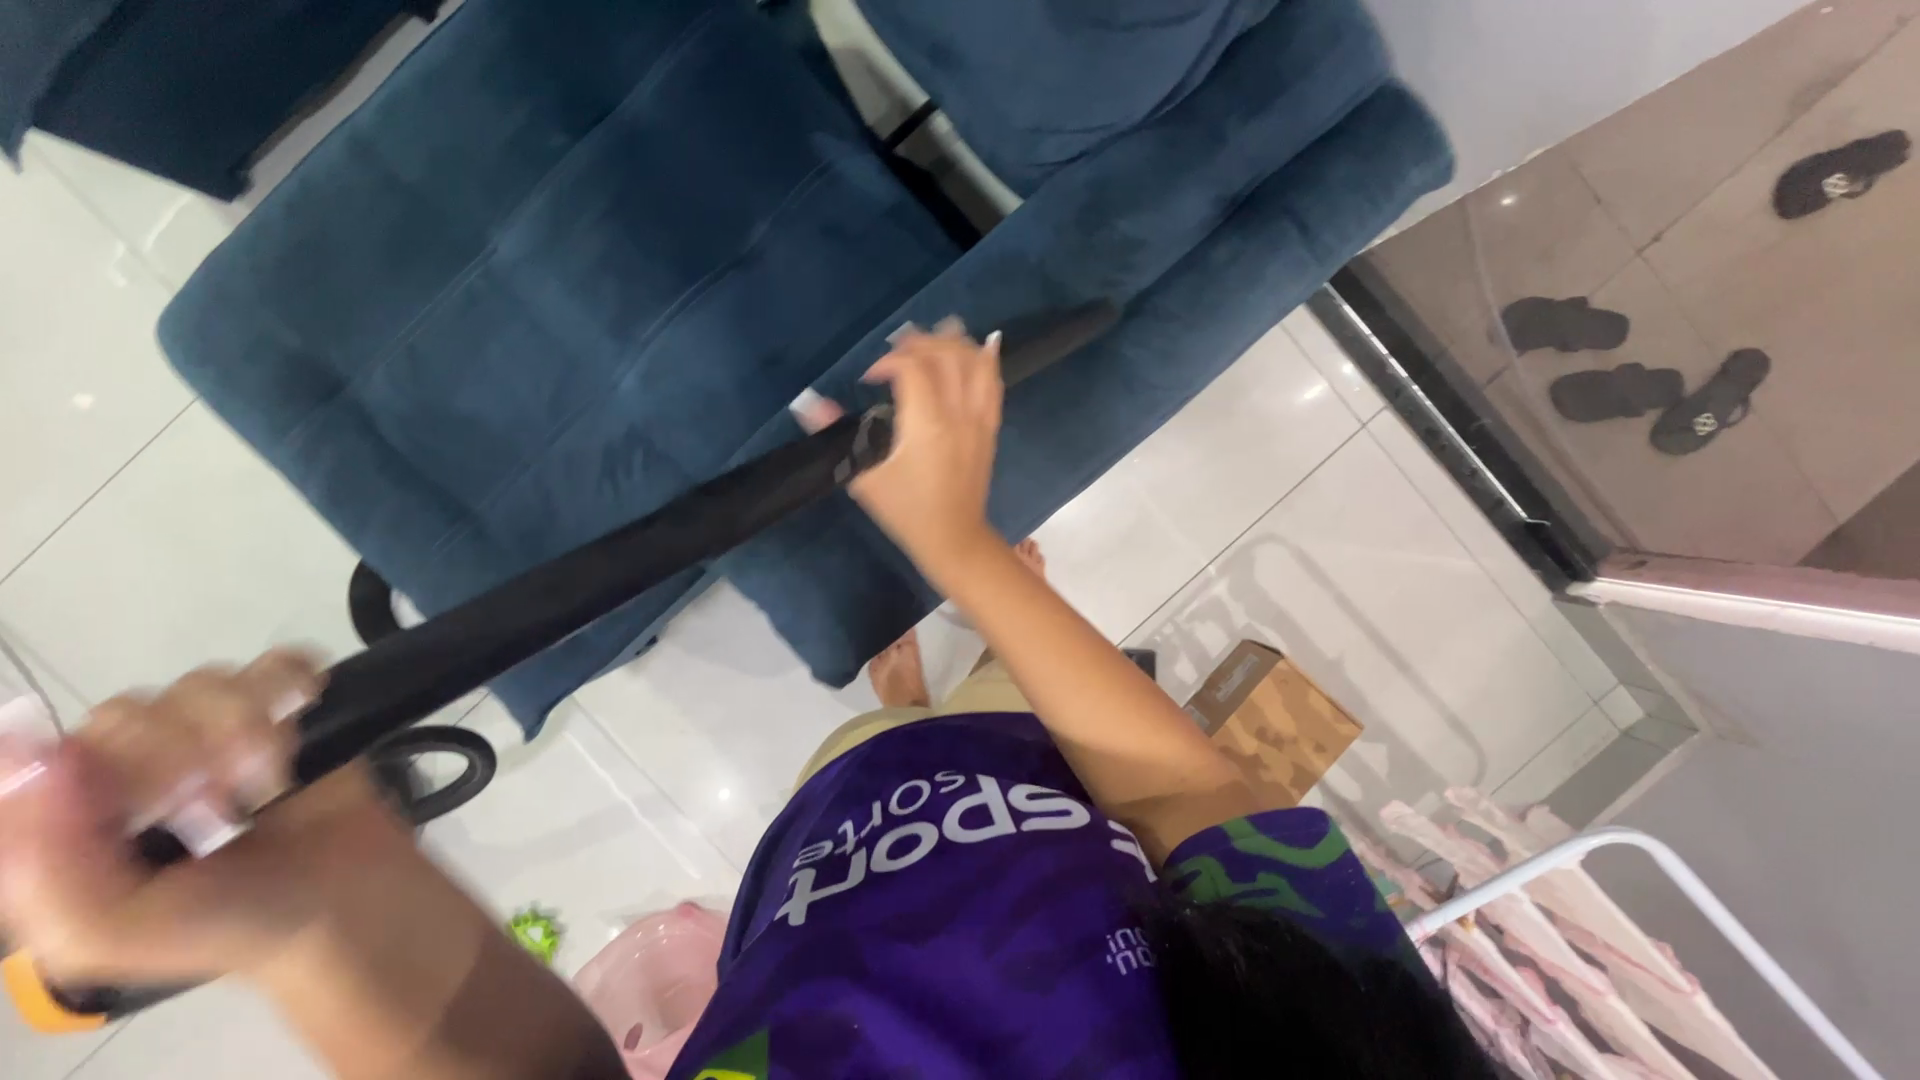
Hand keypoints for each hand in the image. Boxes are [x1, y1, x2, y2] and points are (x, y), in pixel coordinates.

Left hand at [0, 652, 415, 985]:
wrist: (351, 906)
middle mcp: (141, 764)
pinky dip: (292, 682)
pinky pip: (281, 661)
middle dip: (179, 761)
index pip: (46, 752)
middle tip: (218, 810)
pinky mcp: (293, 710)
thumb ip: (45, 862)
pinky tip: (300, 717)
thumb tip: (45, 755)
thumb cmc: (228, 925)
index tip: (147, 811)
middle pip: (127, 712)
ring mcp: (222, 733)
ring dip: (246, 731)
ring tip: (270, 782)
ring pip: (205, 683)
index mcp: (78, 813)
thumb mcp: (103, 932)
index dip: (92, 772)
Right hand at [798, 320, 1006, 582]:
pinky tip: (983, 345)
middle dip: (922, 341)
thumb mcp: (864, 477)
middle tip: (899, 346)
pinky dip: (987, 361)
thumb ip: (838, 434)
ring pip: (975, 364)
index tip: (870, 377)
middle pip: (947, 355)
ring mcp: (978, 420)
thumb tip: (807, 402)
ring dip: (956, 343)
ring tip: (938, 333)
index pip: (912, 367)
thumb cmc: (906, 511)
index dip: (888, 361)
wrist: (953, 538)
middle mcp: (957, 413)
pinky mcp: (990, 429)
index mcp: (925, 422)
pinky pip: (994, 385)